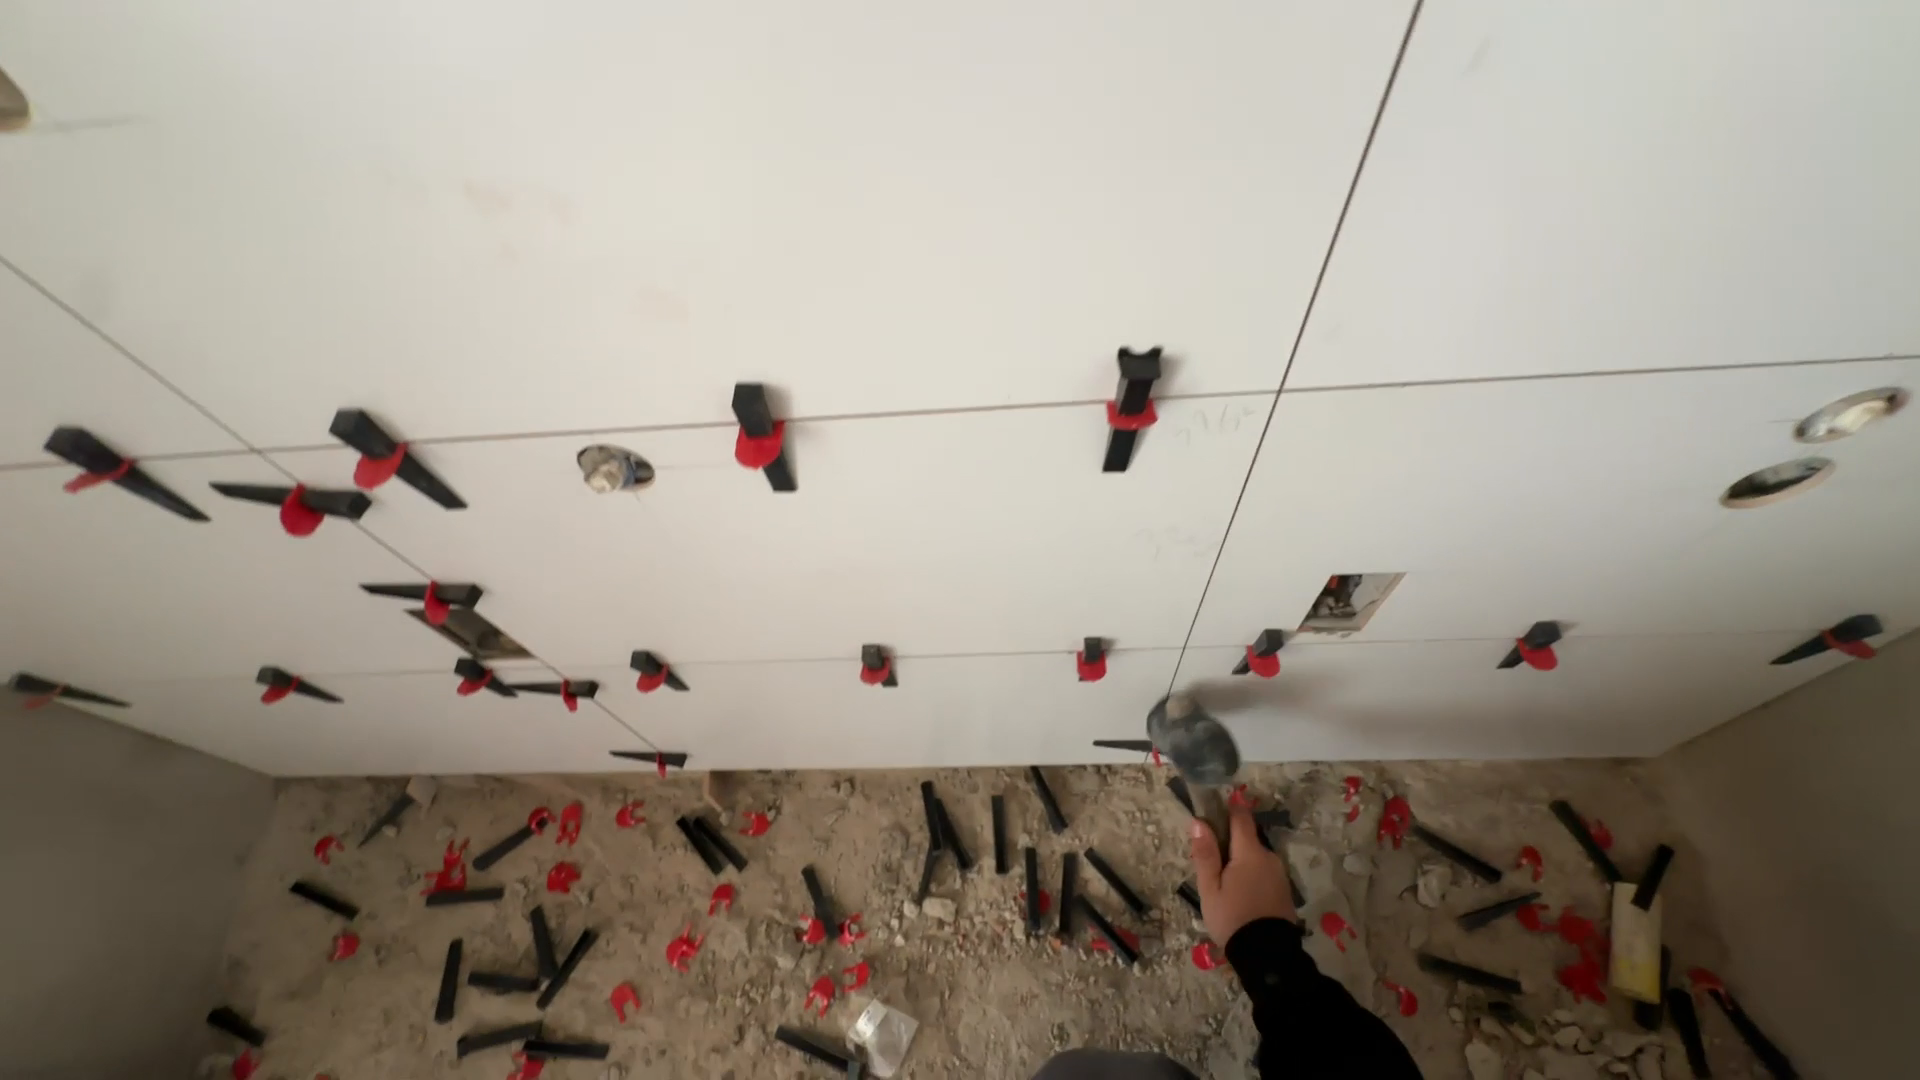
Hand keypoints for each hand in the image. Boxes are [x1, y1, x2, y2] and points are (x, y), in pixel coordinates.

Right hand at [1189, 802, 1295, 943]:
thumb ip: (1205, 854)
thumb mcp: (1210, 888)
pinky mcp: (1284, 891)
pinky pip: (1264, 872)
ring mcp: (1279, 875)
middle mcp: (1269, 858)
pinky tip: (1240, 894)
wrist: (1267, 957)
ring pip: (1256, 857)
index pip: (1241, 818)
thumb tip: (1198, 822)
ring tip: (1224, 883)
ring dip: (1241, 861)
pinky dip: (1251, 874)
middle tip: (1211, 860)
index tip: (1219, 803)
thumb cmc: (1232, 918)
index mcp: (1250, 853)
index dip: (1231, 807)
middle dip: (1230, 842)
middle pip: (1247, 839)